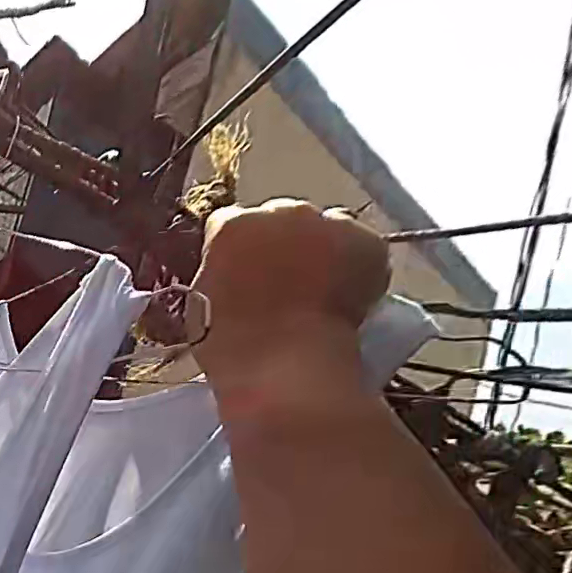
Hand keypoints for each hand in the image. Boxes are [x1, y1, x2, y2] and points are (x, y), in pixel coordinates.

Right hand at [189, 198, 390, 405]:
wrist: (282, 360)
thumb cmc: (225, 338)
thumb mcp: (200, 298)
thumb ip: (216, 269)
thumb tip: (230, 266)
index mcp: (232, 226)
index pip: (225, 222)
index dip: (227, 247)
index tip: (229, 269)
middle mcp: (283, 211)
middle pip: (277, 216)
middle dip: (273, 241)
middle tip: (270, 278)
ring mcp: (332, 223)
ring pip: (322, 225)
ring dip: (313, 246)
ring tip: (308, 284)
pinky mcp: (371, 242)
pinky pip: (357, 244)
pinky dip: (349, 262)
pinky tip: (336, 290)